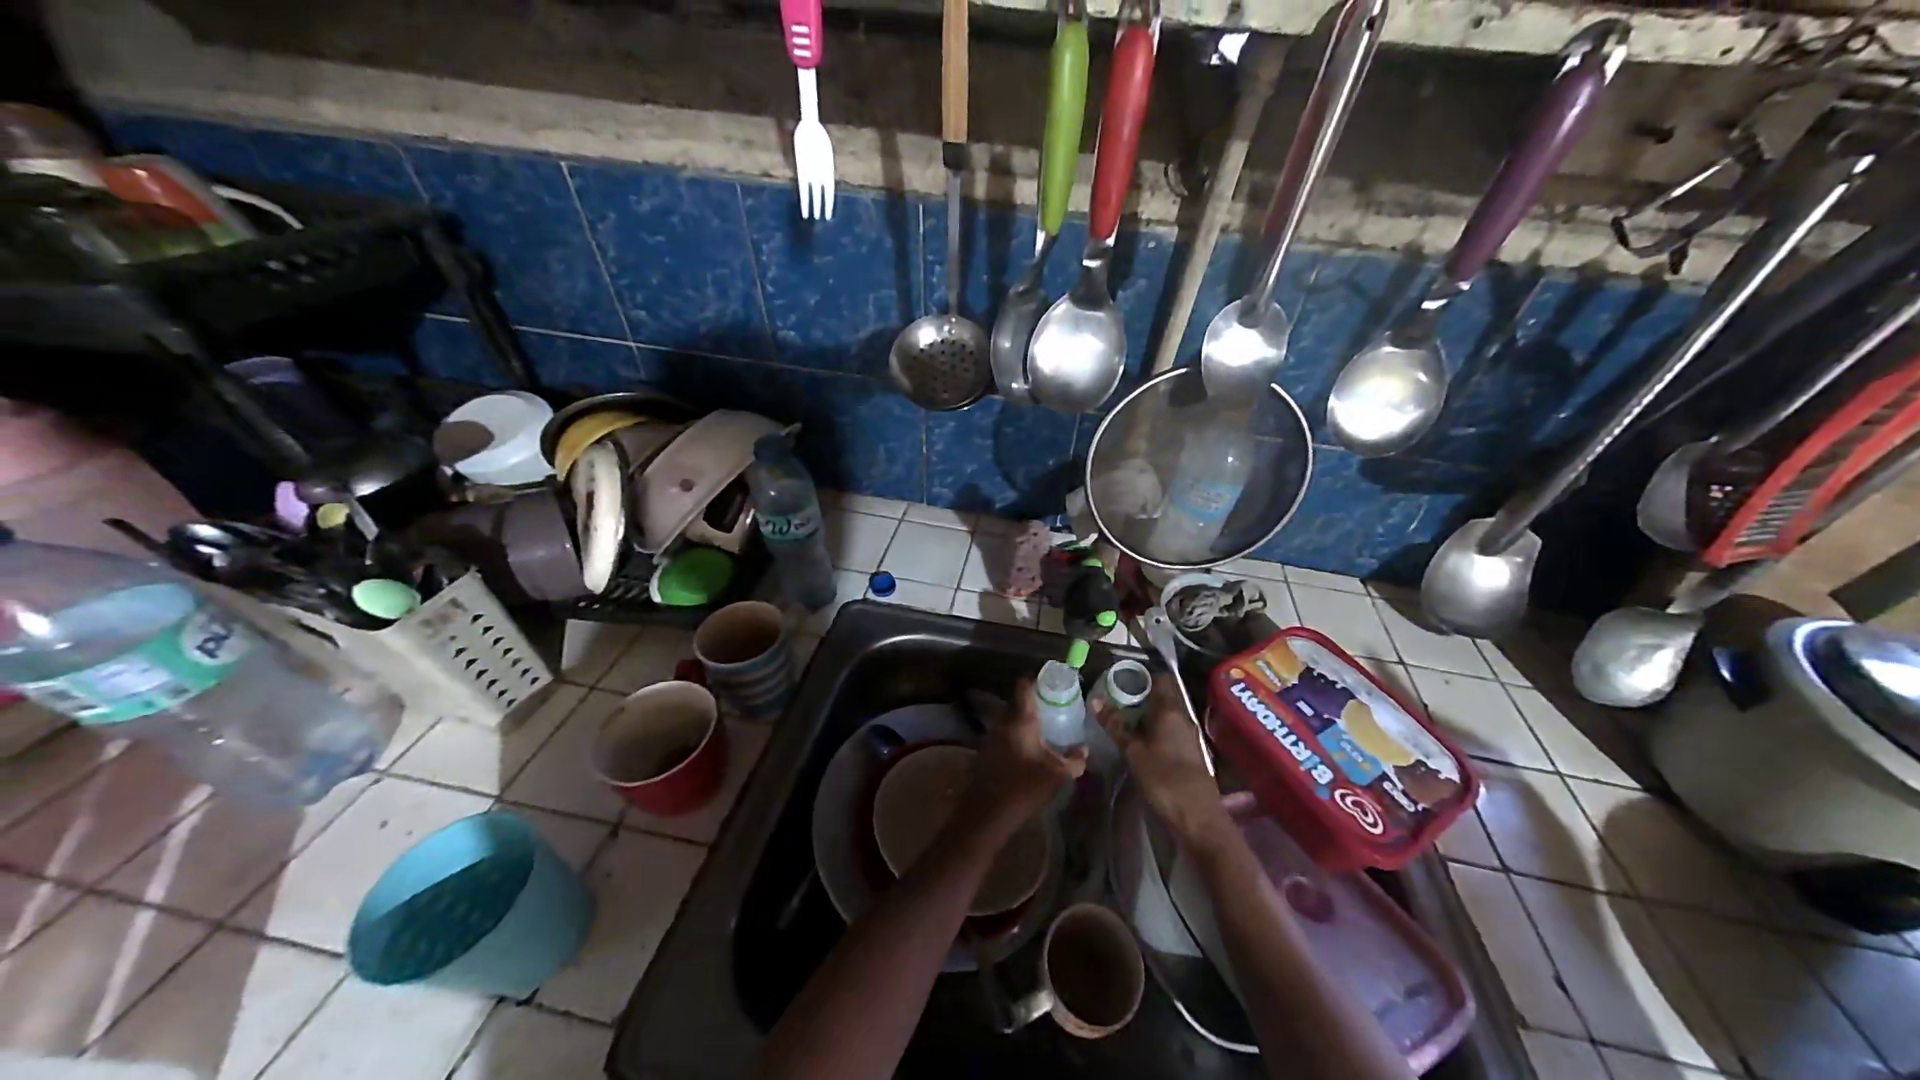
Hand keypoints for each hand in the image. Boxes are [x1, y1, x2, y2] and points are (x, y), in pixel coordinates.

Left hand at [957, 679, 1086, 843]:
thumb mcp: (1058, 774)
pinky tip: (1025, 752)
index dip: (1037, 681)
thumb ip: (1075, 759)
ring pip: (1009, 720)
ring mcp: (990, 736)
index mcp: (1021, 720)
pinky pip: (1002, 736)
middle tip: (1053, 712)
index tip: (1051, 685)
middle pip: (1017, 704)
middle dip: (1034, 705)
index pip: (1024, 686)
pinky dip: (1014, 738)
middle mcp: (1003, 722)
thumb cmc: (1025, 787)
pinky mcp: (984, 751)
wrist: (988, 812)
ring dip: (1023, 723)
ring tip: (1042, 733)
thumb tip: (1083, 749)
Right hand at [1093, 674, 1231, 851]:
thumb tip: (1096, 700)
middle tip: (1116, 700)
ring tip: (1124, 719)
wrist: (1197, 816)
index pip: (1160, 679)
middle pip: (1165, 695)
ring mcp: (1189, 735)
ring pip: (1168, 713)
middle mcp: (1183, 717)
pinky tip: (1140, 740)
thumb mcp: (1133, 751)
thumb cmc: (1163, 779)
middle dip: (1142, 695)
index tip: (1120, 680)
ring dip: (1148, 713)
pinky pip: (1171, 729)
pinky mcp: (1190, 751)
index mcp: (1170, 710)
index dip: (1141, 676)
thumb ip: (1115, 725)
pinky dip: (1156, 729)